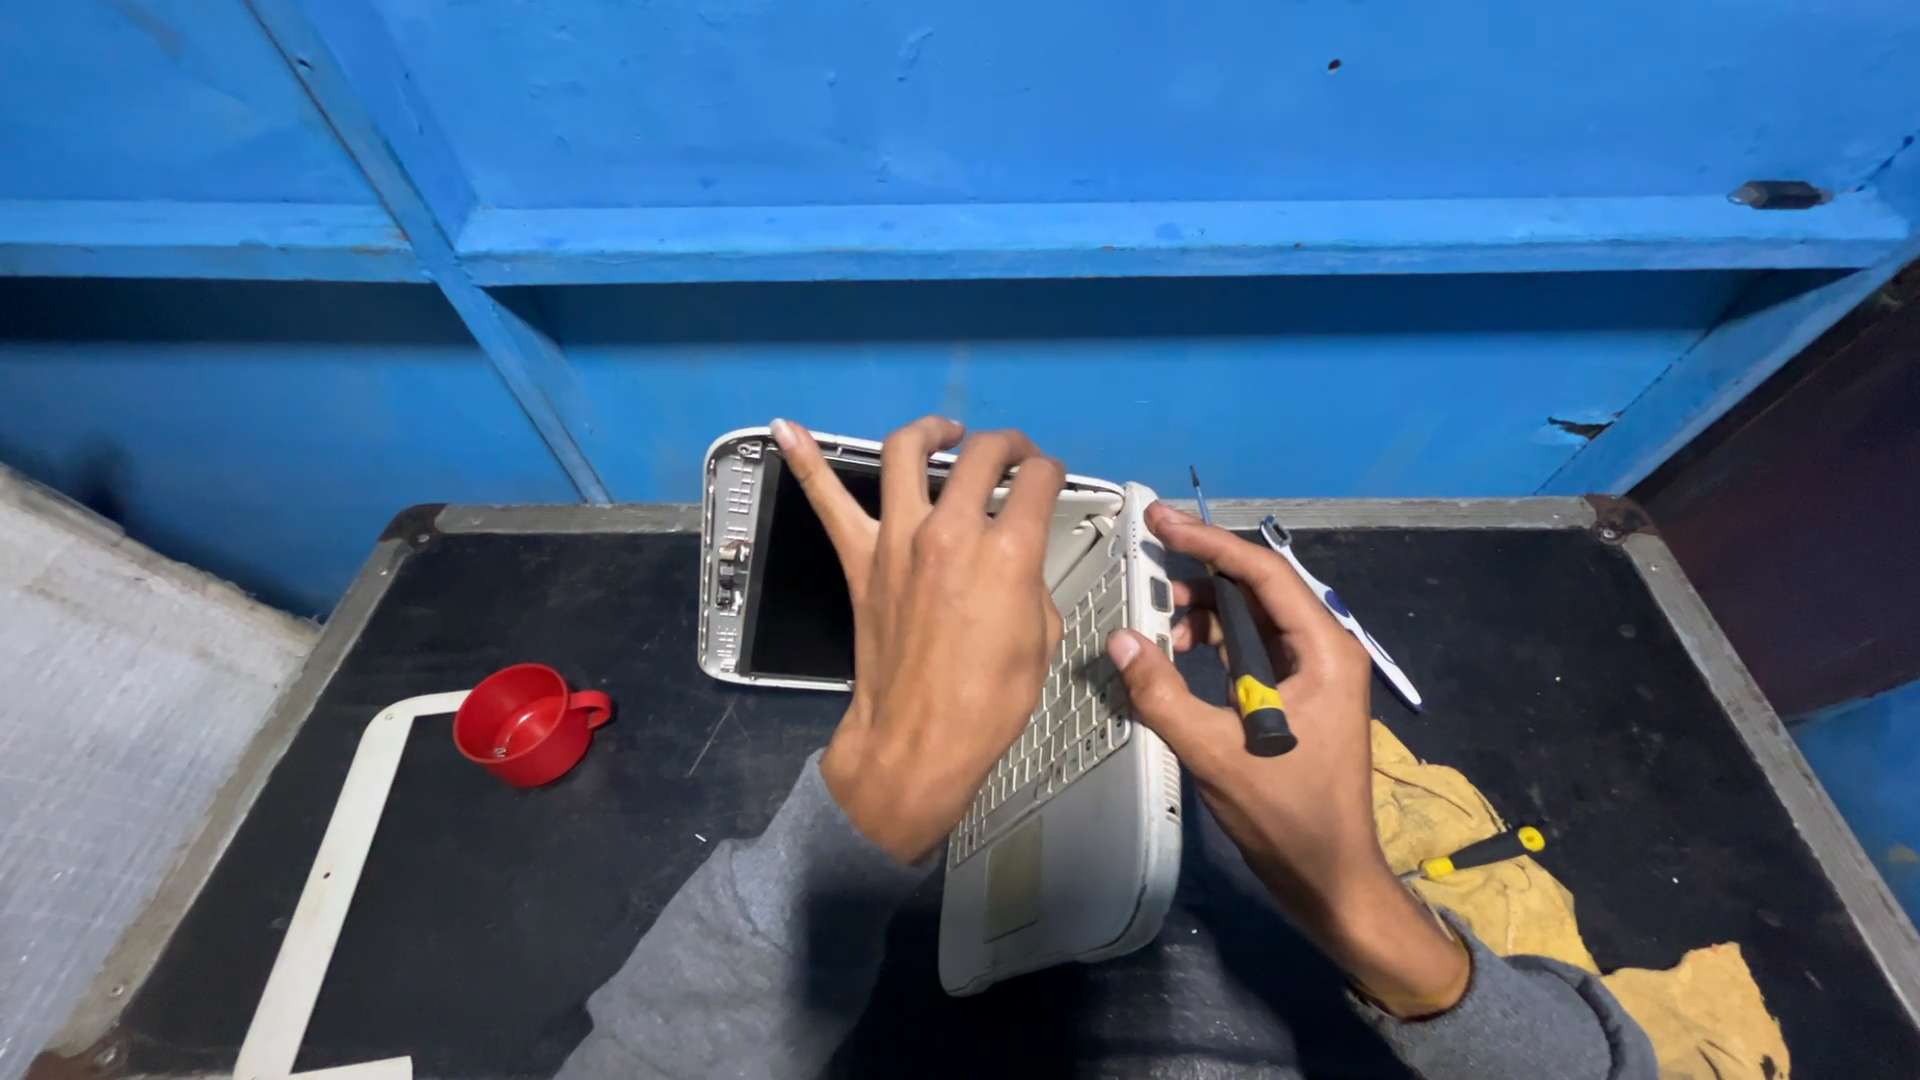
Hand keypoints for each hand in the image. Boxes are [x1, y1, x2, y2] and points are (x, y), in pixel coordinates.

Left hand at [770, 416, 1065, 862]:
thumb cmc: (989, 701)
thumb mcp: (1041, 638)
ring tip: (945, 433)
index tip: (1047, 479)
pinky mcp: (860, 558)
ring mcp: (898, 540)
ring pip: (907, 453)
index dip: (1050, 473)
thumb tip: (1014, 563)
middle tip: (1014, 456)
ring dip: (930, 431)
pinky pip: (827, 501)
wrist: (920, 740)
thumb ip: (1030, 583)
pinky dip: (807, 461)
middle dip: (1009, 446)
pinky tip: (787, 430)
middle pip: (982, 454)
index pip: (1038, 482)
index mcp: (1008, 553)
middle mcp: (953, 531)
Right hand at [1107, 502, 1468, 1015]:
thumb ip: (1163, 695)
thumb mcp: (1216, 754)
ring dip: (1202, 604)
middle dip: (1201, 564)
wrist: (1330, 877)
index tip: (1161, 522)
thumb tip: (1119, 639)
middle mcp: (1321, 649)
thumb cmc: (1286, 816)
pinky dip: (1210, 637)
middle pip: (1257, 585)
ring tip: (1155, 610)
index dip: (1209, 544)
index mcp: (1322, 652)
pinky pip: (1247, 644)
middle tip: (1149, 544)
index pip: (1263, 575)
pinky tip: (1176, 649)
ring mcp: (1308, 670)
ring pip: (1250, 613)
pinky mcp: (1292, 691)